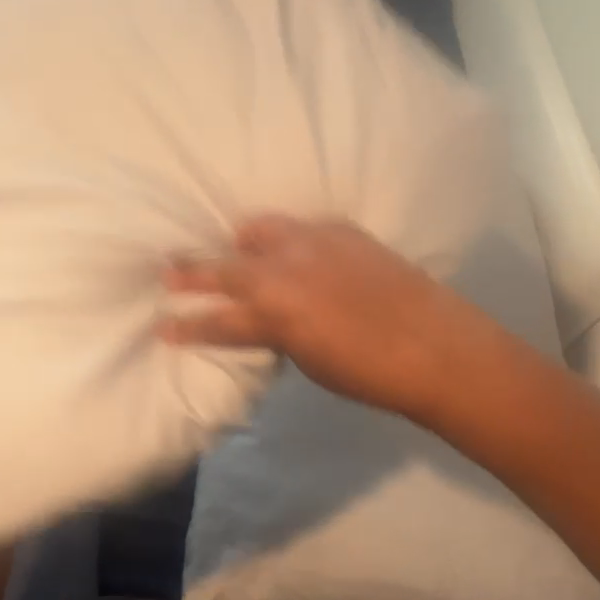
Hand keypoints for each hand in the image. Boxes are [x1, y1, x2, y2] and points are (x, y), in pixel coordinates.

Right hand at [159, 216, 480, 420]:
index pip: (215, 320)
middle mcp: (283, 271)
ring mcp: (312, 243)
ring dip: (242, 244)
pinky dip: (287, 238)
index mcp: (273, 314)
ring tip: (237, 248)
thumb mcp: (309, 361)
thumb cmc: (369, 373)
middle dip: (191, 272)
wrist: (436, 347)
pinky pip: (300, 227)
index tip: (162, 326)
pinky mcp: (342, 230)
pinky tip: (294, 249)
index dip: (186, 326)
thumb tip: (266, 321)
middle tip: (167, 271)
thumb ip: (278, 334)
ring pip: (260, 231)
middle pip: (224, 268)